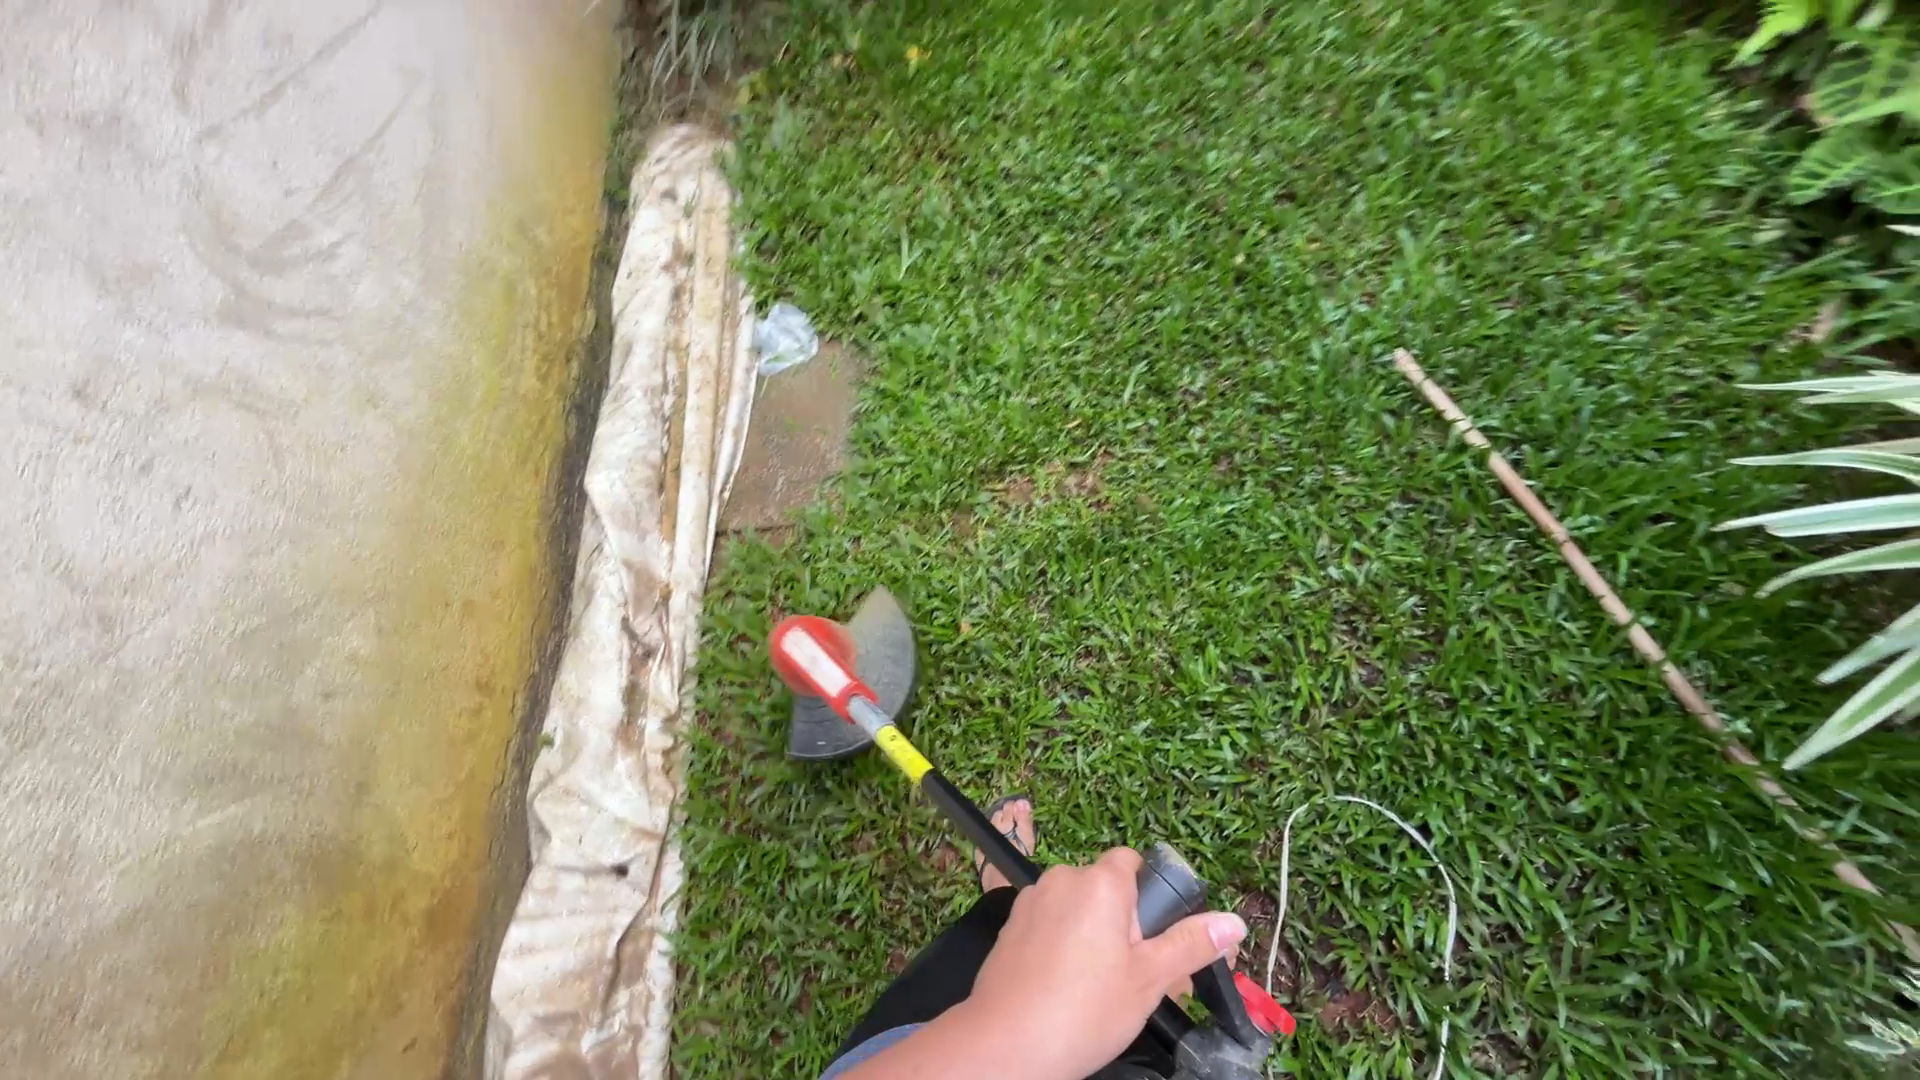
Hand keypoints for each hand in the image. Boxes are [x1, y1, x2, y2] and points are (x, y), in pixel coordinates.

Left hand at [960, 847, 1247, 1079]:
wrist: (1007, 1041)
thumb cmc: (1086, 1009)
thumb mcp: (1149, 980)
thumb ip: (1190, 945)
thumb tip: (1233, 921)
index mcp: (1100, 881)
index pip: (1131, 861)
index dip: (1148, 894)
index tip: (1154, 936)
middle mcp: (1063, 877)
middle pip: (1104, 887)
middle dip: (1122, 921)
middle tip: (1134, 974)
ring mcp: (1032, 899)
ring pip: (1075, 906)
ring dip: (1091, 932)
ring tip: (1099, 987)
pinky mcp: (1010, 923)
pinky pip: (1048, 922)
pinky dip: (1060, 942)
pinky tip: (1064, 985)